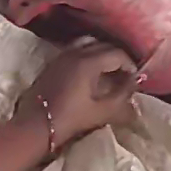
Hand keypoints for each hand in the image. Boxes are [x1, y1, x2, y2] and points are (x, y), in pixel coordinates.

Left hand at [22, 38, 139, 150]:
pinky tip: (90, 73)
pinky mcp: (53, 62)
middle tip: (125, 75)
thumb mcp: (101, 111)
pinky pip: (76, 49)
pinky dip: (88, 55)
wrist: (34, 127)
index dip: (130, 65)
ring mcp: (62, 55)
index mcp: (89, 61)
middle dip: (118, 57)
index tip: (134, 79)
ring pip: (89, 44)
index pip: (117, 53)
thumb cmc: (69, 119)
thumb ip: (122, 96)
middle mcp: (75, 52)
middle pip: (104, 45)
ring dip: (102, 53)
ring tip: (108, 71)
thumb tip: (135, 84)